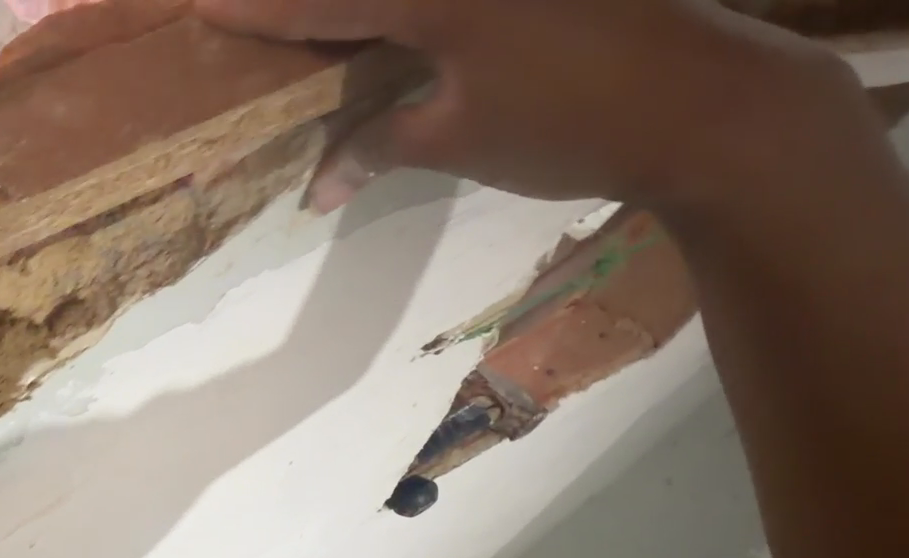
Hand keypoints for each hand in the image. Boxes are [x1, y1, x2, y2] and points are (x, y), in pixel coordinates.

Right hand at [196, 0, 879, 212]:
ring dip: (357, 11)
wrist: (704, 104)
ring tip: (326, 30)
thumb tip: (314, 188)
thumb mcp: (456, 141)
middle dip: (307, 1)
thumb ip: (377, 147)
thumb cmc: (567, 126)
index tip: (204, 4)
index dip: (260, 7)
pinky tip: (393, 32)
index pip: (322, 2)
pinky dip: (405, 14)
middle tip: (263, 9)